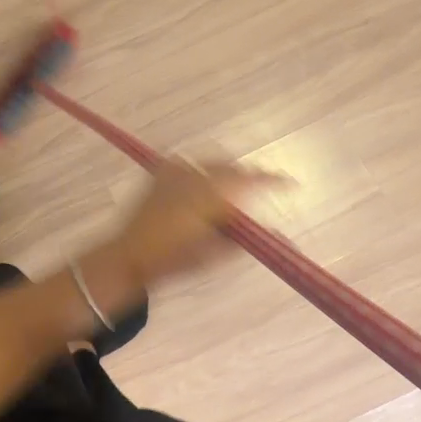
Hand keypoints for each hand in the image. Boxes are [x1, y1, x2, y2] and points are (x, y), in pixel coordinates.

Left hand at [98, 159, 286, 286]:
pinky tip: (204, 183)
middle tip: (260, 191)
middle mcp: (192, 176)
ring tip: (233, 190)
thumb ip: (248, 241)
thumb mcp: (215, 256)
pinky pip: (189, 161)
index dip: (272, 180)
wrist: (130, 253)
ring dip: (227, 171)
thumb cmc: (174, 260)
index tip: (291, 184)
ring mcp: (173, 171)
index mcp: (208, 196)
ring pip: (211, 161)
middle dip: (248, 176)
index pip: (248, 180)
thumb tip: (282, 237)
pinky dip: (203, 168)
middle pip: (230, 167)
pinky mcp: (159, 171)